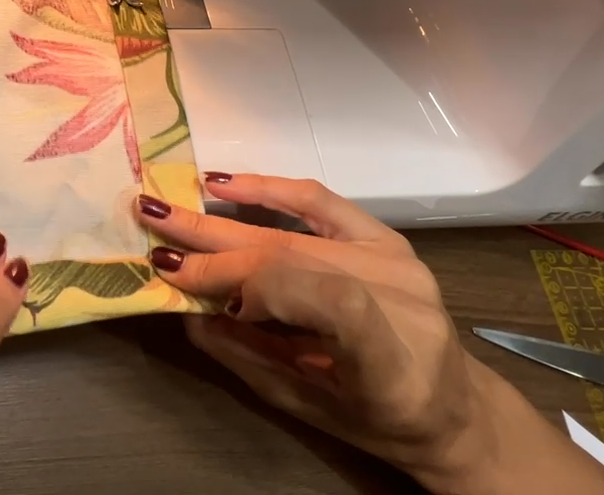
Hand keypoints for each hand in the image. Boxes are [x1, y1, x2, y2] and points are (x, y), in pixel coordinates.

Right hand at [136, 175, 603, 494]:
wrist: (452, 405)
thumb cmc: (377, 420)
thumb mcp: (306, 407)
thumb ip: (243, 357)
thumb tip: (184, 308)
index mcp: (393, 359)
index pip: (327, 300)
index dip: (254, 285)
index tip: (188, 284)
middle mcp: (403, 298)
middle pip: (295, 256)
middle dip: (212, 244)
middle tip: (152, 226)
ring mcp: (397, 261)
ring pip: (291, 230)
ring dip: (221, 218)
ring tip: (169, 207)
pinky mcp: (386, 237)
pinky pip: (318, 201)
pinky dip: (265, 189)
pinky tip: (220, 183)